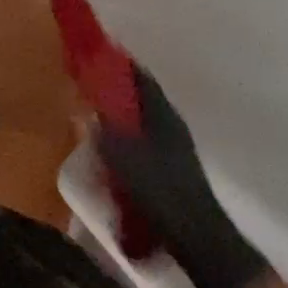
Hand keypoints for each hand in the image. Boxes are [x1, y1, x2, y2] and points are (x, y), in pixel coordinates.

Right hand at [97, 69, 267, 287]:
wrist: (198, 238)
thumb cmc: (162, 194)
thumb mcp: (125, 161)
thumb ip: (106, 134)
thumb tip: (89, 111)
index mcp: (163, 117)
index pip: (141, 79)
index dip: (121, 63)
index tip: (99, 49)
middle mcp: (172, 127)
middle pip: (143, 97)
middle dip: (118, 87)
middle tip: (90, 81)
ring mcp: (175, 150)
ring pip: (144, 120)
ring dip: (123, 112)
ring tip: (96, 113)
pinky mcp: (173, 171)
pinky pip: (144, 142)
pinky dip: (126, 137)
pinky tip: (111, 153)